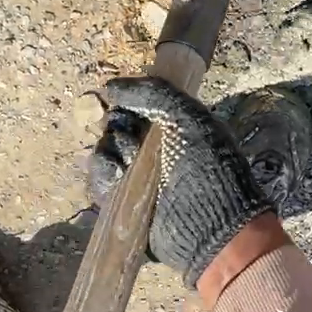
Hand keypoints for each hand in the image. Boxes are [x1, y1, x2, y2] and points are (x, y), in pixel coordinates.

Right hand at [86, 76, 272, 285]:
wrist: (211, 224)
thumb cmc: (209, 167)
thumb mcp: (190, 118)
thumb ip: (154, 94)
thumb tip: (109, 88)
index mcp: (172, 130)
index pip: (135, 107)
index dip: (127, 102)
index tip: (128, 105)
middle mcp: (153, 153)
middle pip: (116, 128)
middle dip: (120, 127)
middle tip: (135, 138)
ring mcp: (137, 180)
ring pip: (104, 152)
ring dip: (112, 149)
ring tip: (130, 160)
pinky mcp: (123, 206)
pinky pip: (99, 182)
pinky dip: (103, 173)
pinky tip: (119, 173)